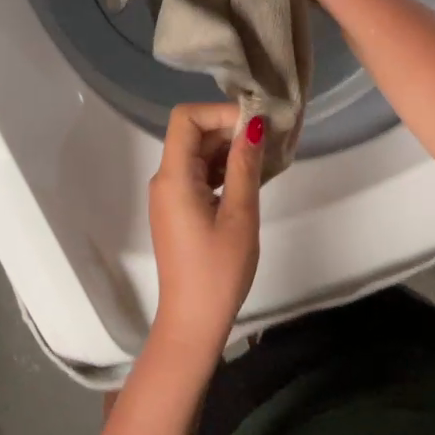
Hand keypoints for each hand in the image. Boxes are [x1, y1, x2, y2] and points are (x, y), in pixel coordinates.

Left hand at [147, 103, 264, 360]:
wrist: (193, 321)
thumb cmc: (218, 271)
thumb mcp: (240, 216)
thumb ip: (245, 166)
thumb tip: (253, 125)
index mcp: (173, 177)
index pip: (185, 118)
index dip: (219, 113)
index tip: (254, 126)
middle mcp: (165, 179)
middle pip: (192, 134)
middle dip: (229, 129)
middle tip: (269, 140)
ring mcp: (170, 196)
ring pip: (197, 154)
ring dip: (229, 150)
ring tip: (265, 159)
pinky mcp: (179, 210)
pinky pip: (199, 175)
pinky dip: (223, 170)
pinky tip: (250, 180)